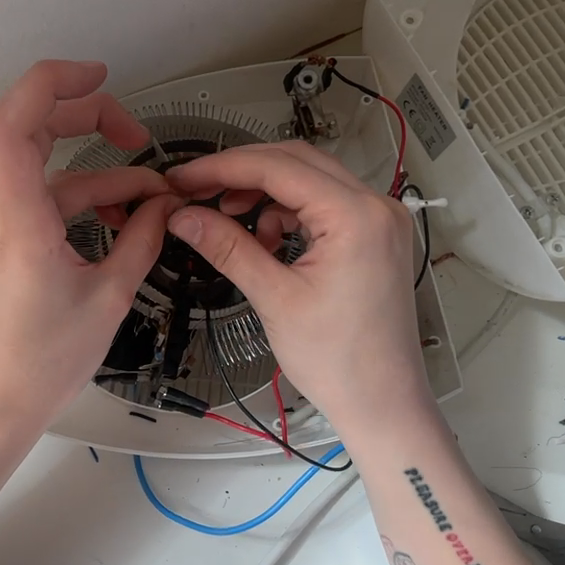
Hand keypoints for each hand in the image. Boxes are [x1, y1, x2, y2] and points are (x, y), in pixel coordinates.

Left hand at [0, 60, 182, 431]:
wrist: (1, 398)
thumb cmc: (47, 358)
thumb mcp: (110, 296)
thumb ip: (143, 238)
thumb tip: (166, 203)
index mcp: (20, 220)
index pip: (12, 120)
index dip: (53, 83)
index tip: (101, 77)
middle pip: (31, 129)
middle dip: (89, 120)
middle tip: (139, 137)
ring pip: (44, 167)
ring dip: (96, 171)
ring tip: (147, 198)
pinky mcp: (2, 237)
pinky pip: (42, 197)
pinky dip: (81, 197)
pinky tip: (120, 218)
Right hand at [164, 141, 429, 434]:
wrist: (381, 402)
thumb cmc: (339, 360)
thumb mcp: (274, 298)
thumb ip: (228, 248)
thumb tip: (184, 217)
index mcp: (356, 217)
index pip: (278, 168)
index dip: (222, 168)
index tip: (183, 178)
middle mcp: (375, 207)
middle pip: (296, 162)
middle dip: (241, 173)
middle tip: (195, 191)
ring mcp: (378, 221)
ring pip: (309, 181)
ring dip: (264, 194)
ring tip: (228, 221)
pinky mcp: (373, 238)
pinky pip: (323, 206)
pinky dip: (288, 214)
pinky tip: (266, 241)